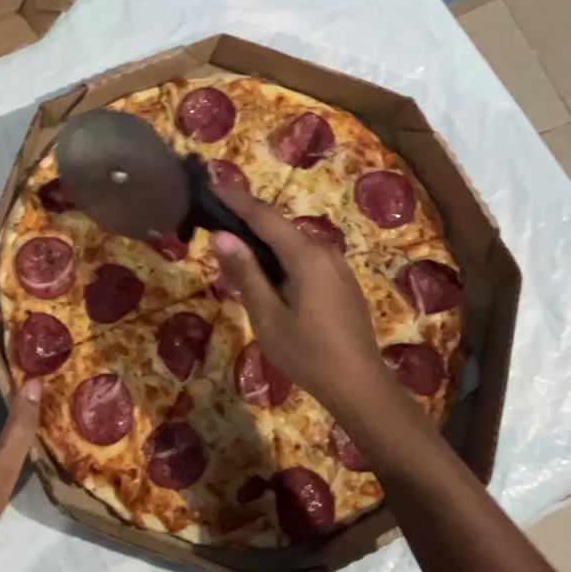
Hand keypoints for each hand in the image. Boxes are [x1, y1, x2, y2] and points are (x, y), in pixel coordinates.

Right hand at [209, 185, 419, 422]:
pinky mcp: (340, 282)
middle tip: (212, 220)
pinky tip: (263, 275)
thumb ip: (245, 273)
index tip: (211, 185)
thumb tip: (220, 235)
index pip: (264, 217)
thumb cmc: (308, 354)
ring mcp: (336, 267)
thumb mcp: (267, 316)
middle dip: (246, 221)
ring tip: (231, 249)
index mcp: (306, 257)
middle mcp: (325, 252)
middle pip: (279, 227)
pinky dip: (279, 259)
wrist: (360, 386)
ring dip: (262, 243)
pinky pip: (304, 259)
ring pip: (291, 245)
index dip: (236, 200)